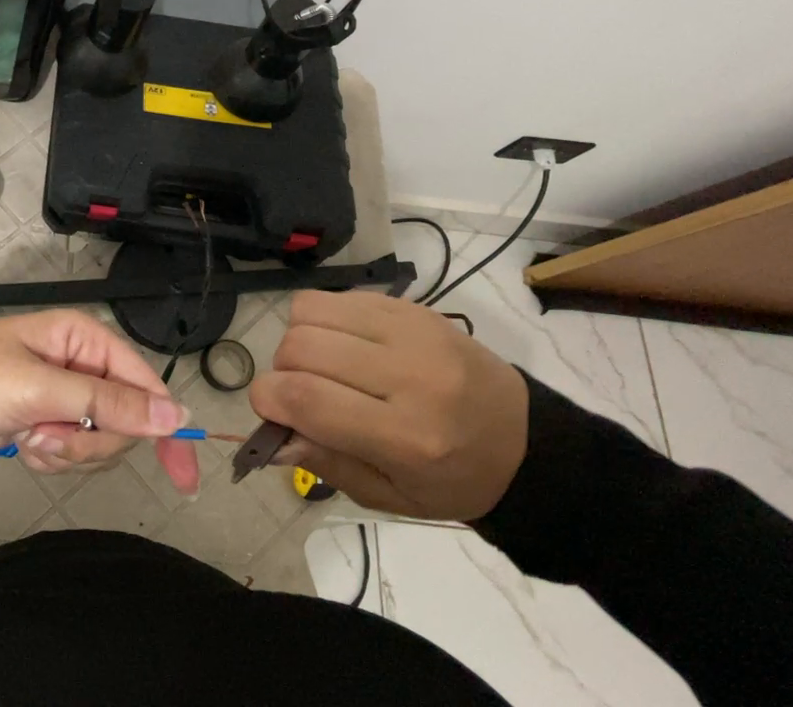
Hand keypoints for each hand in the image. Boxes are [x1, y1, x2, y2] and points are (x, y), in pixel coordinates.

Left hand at [0, 309, 199, 493]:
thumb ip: (108, 402)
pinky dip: (49, 454)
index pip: (142, 380)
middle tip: (48, 436)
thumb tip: (178, 415)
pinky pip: (71, 447)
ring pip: (98, 437)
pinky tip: (20, 443)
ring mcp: (61, 393)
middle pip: (123, 416)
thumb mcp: (38, 389)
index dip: (162, 424)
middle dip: (88, 437)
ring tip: (26, 436)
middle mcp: (79, 361)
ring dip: (65, 448)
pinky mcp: (45, 419)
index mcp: (81, 337)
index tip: (182, 474)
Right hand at [248, 290, 529, 521]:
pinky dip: (324, 320)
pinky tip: (345, 345)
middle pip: (300, 346)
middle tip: (300, 392)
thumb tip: (273, 433)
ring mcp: (415, 333)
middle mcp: (412, 376)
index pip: (306, 397)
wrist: (525, 442)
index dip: (267, 398)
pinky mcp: (415, 309)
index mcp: (407, 437)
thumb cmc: (451, 480)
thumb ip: (325, 463)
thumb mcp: (388, 496)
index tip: (269, 410)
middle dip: (281, 371)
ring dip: (299, 339)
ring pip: (310, 311)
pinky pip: (338, 296)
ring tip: (323, 365)